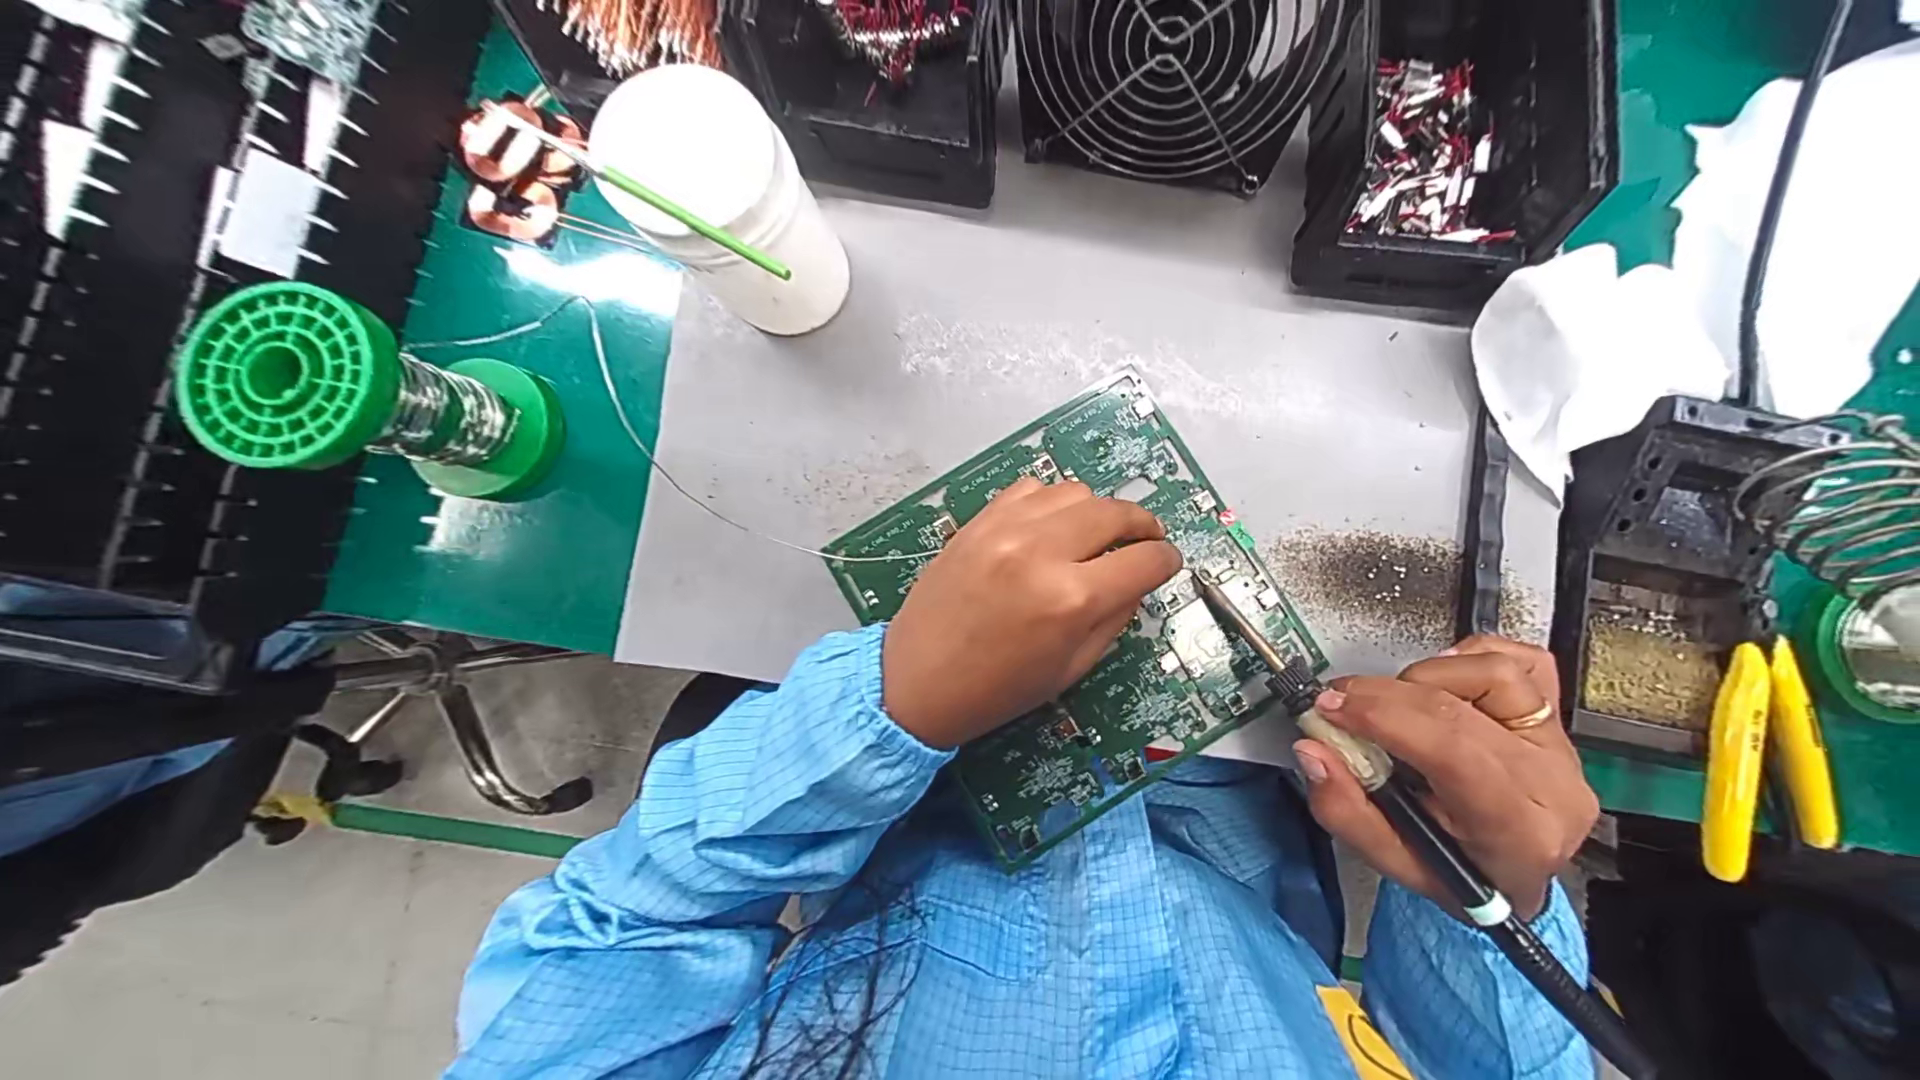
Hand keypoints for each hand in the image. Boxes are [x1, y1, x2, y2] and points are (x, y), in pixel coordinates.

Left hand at [883, 477, 1182, 747]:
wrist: (916, 679)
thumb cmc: (997, 689)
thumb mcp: (1072, 668)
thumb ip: (1115, 617)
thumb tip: (1137, 578)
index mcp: (1071, 599)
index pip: (1144, 560)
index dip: (1165, 561)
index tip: (1165, 562)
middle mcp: (1041, 552)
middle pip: (1114, 513)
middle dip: (1141, 526)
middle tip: (1143, 540)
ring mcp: (1005, 529)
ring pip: (1074, 492)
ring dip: (1095, 512)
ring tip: (1092, 536)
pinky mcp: (978, 521)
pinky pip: (1030, 490)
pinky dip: (1050, 503)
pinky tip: (1047, 528)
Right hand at [1292, 635, 1598, 920]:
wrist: (1511, 873)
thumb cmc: (1455, 870)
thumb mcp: (1391, 861)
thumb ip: (1344, 811)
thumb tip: (1313, 750)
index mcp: (1518, 828)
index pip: (1453, 751)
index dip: (1382, 717)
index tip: (1328, 707)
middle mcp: (1551, 782)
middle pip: (1456, 707)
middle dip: (1379, 694)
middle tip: (1336, 701)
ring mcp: (1559, 745)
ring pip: (1489, 672)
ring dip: (1422, 678)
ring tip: (1393, 705)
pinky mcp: (1555, 717)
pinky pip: (1521, 661)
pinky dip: (1470, 658)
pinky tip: (1439, 680)